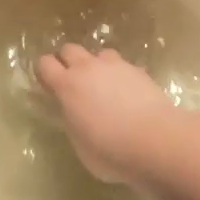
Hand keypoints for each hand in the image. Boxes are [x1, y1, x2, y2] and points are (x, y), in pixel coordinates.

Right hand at [35, 44, 176, 184]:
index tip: (48, 86)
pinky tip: (127, 94)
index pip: (45, 64)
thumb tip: (75, 111)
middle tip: (73, 83)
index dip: (44, 73)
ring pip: (98, 53)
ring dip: (96, 65)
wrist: (155, 139)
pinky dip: (119, 75)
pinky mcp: (138, 69)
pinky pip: (122, 65)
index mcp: (67, 86)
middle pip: (69, 49)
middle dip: (67, 61)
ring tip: (103, 86)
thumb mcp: (79, 143)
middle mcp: (88, 68)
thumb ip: (72, 120)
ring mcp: (115, 65)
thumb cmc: (110, 150)